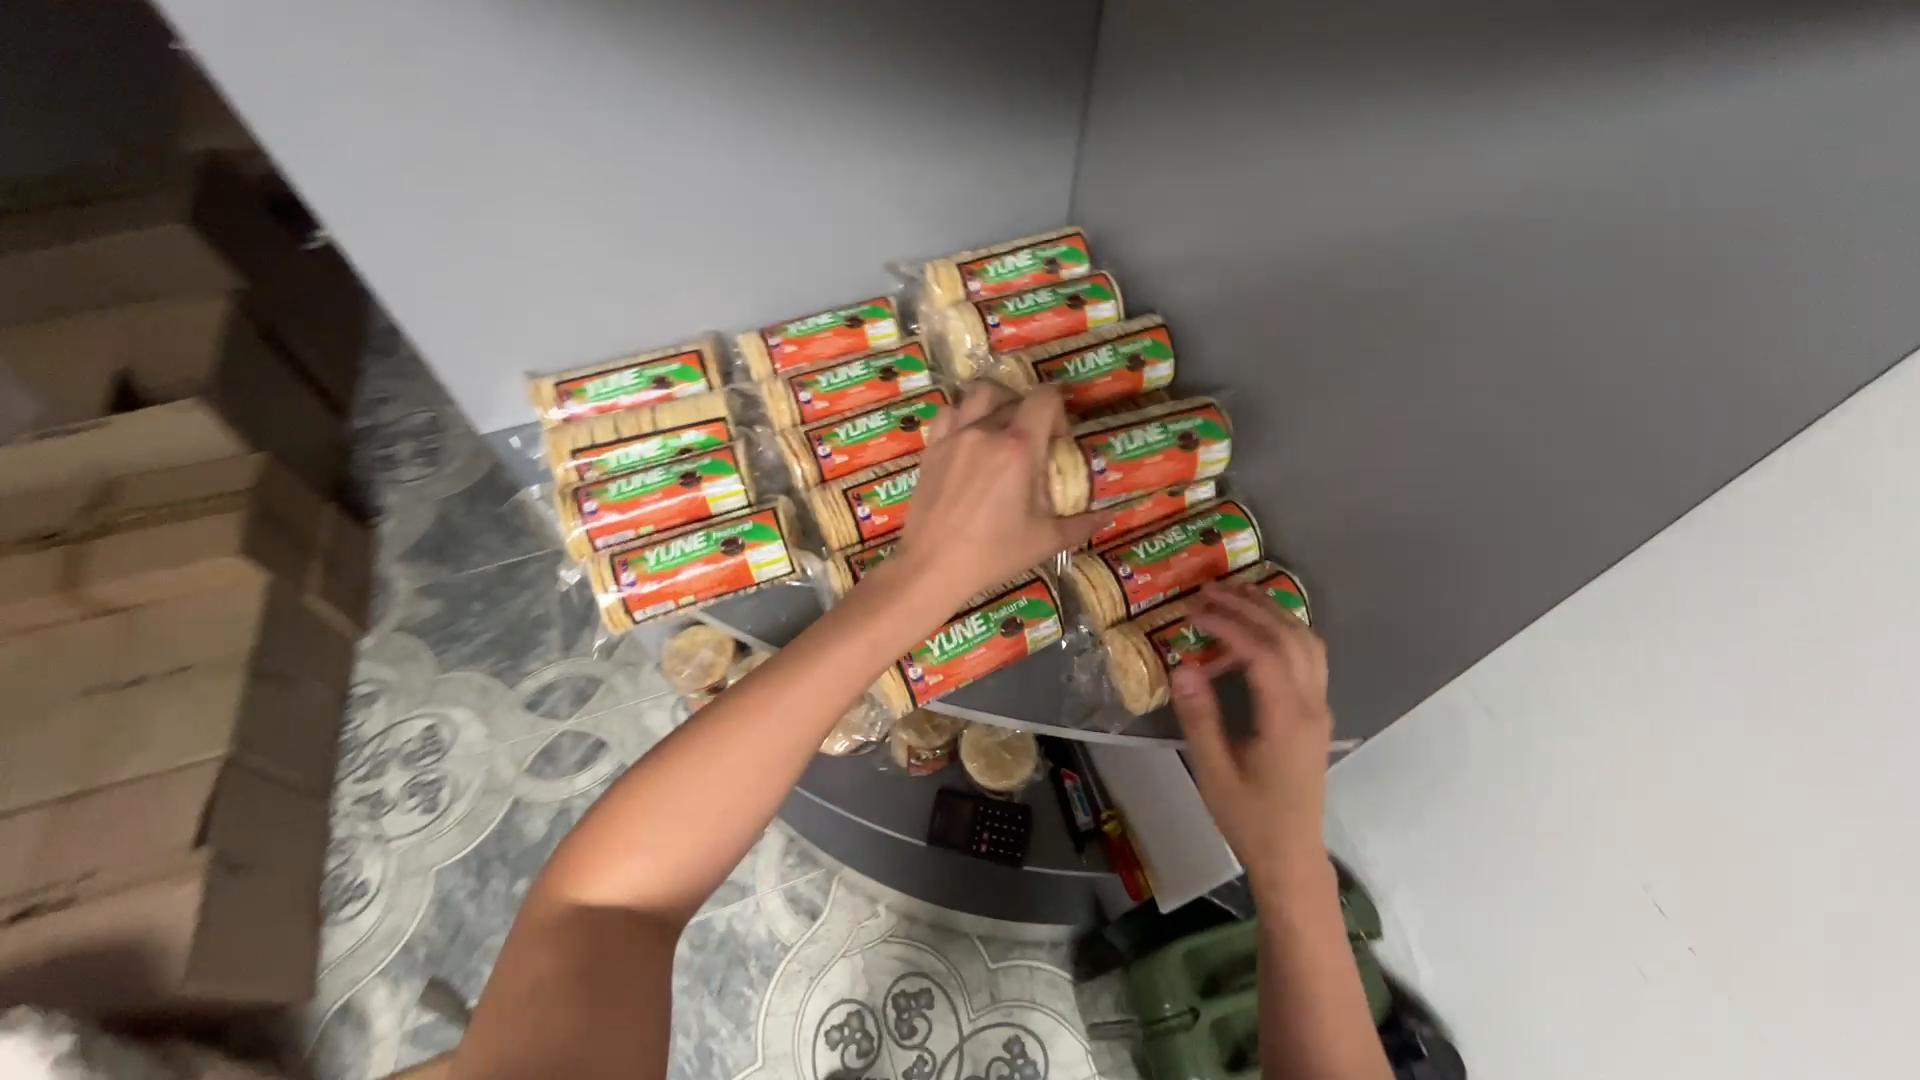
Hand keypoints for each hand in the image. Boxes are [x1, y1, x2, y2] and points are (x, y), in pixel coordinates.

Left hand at [890, 382, 1104, 610]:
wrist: (932, 566)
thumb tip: (1108, 517)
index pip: (1045, 398)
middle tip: (1035, 444)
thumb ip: (1081, 523)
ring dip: (998, 402)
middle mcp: (986, 432)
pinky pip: (949, 412)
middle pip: (1016, 397)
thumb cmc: (993, 554)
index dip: (1059, 410)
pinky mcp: (933, 448)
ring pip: (979, 394)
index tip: (1059, 439)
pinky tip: (970, 437)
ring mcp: (955, 436)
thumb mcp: (1045, 541)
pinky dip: (963, 415)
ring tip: (1003, 428)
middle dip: (1032, 413)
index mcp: (1019, 448)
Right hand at [1171, 582, 1333, 877]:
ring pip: (1306, 641)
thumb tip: (1181, 666)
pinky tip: (1260, 629)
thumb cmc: (1249, 816)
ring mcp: (1320, 707)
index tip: (1193, 611)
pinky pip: (1310, 656)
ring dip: (1272, 612)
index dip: (1228, 624)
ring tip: (1235, 595)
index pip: (1262, 651)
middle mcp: (1312, 704)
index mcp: (1287, 718)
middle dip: (1249, 606)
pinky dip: (1286, 630)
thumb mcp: (1213, 771)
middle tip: (1208, 591)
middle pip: (1288, 636)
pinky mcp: (1317, 712)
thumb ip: (1200, 718)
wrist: (1291, 854)